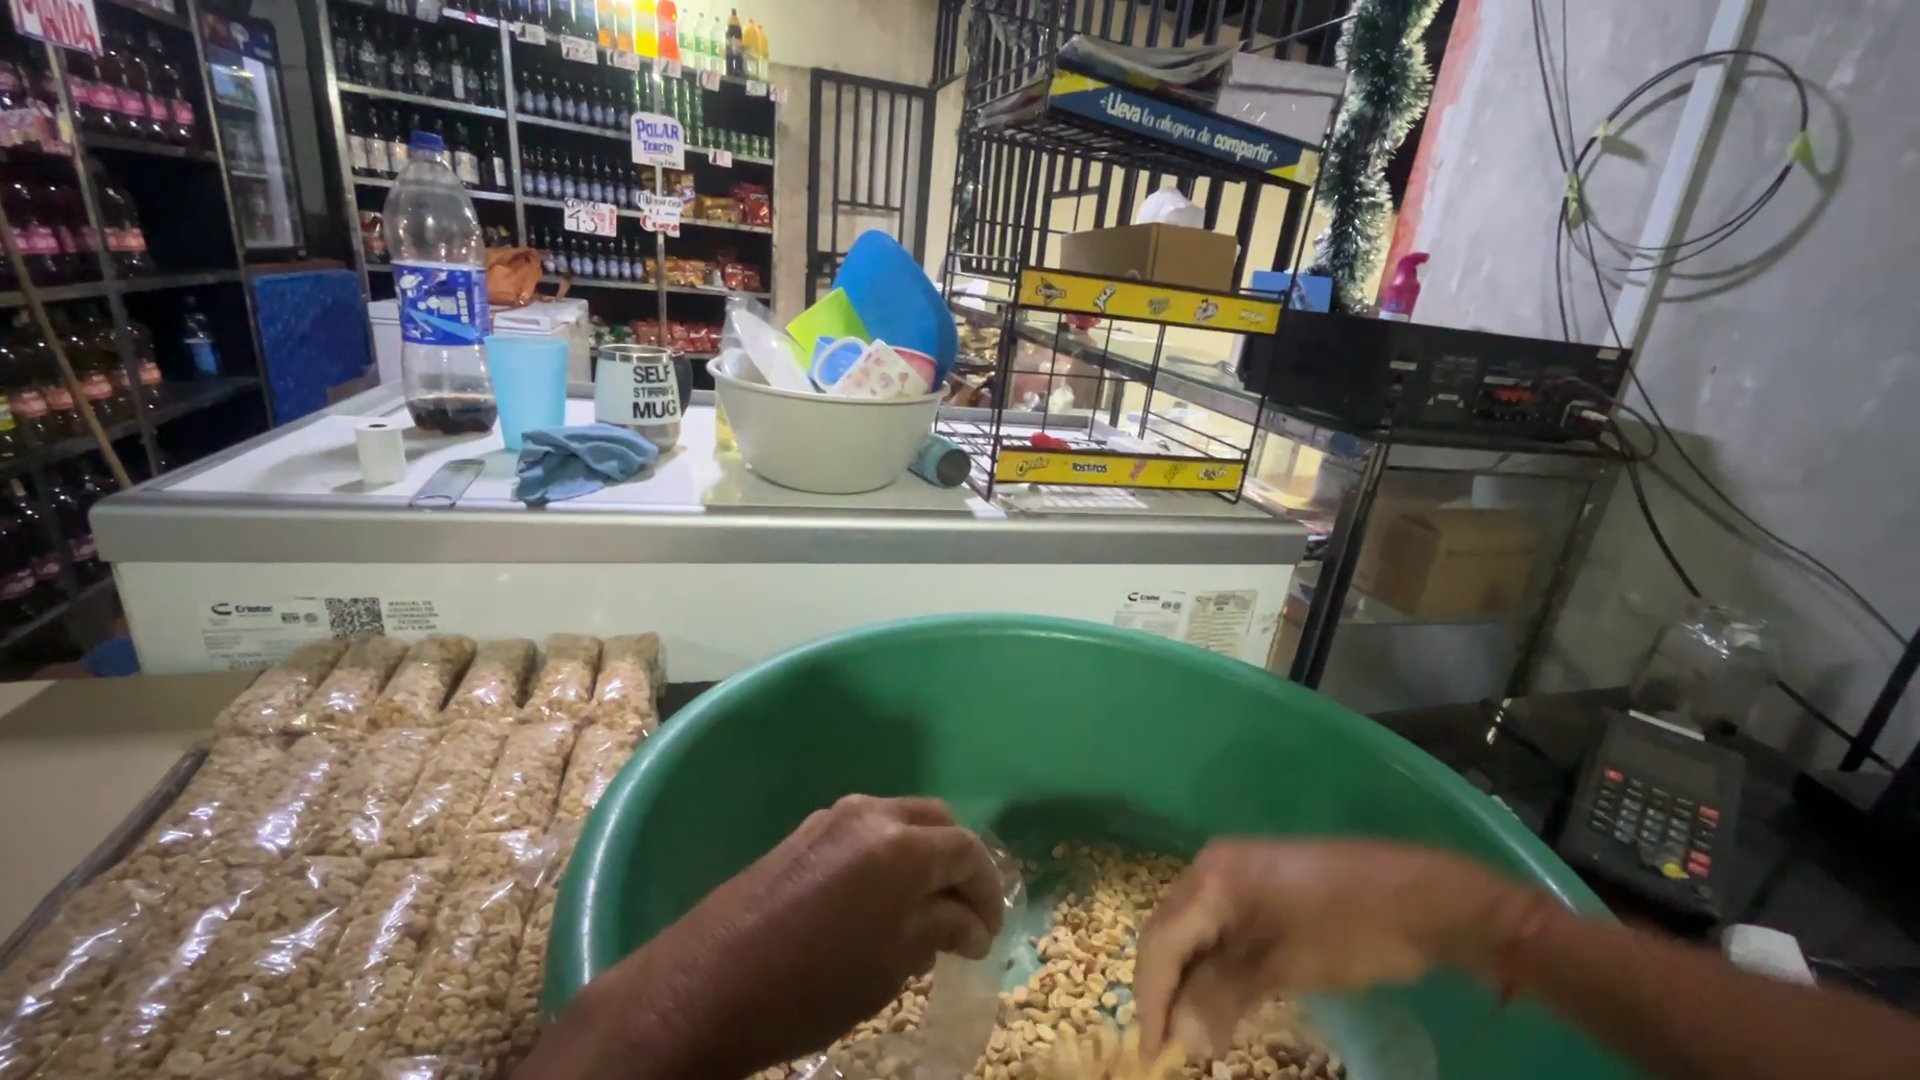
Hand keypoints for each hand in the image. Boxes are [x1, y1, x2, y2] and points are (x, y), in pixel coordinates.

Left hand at [542, 795, 1005, 1079]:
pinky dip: (889, 856)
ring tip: (925, 912)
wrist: (707, 986)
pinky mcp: (804, 832)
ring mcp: (832, 817)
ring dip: (923, 858)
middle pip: (937, 823)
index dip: (988, 892)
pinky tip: (882, 903)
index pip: (968, 851)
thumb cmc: (812, 986)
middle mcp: (871, 815)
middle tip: (964, 915)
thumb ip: (940, 928)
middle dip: (959, 865)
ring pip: (900, 822)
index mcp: (901, 845)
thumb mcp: (891, 965)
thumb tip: (970, 924)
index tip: (989, 933)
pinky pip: (866, 832)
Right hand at [1134, 840, 1530, 1058]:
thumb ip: (1221, 996)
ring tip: (1190, 1034)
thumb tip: (1178, 1039)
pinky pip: (1216, 929)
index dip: (1151, 1000)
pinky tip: (1217, 1003)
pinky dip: (1212, 968)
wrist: (1424, 899)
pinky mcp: (1257, 889)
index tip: (1152, 1055)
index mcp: (1210, 878)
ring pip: (1190, 933)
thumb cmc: (1351, 931)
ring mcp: (1233, 875)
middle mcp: (1210, 868)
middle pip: (1168, 934)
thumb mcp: (1284, 967)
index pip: (1160, 942)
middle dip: (1163, 991)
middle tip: (1167, 1048)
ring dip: (1186, 982)